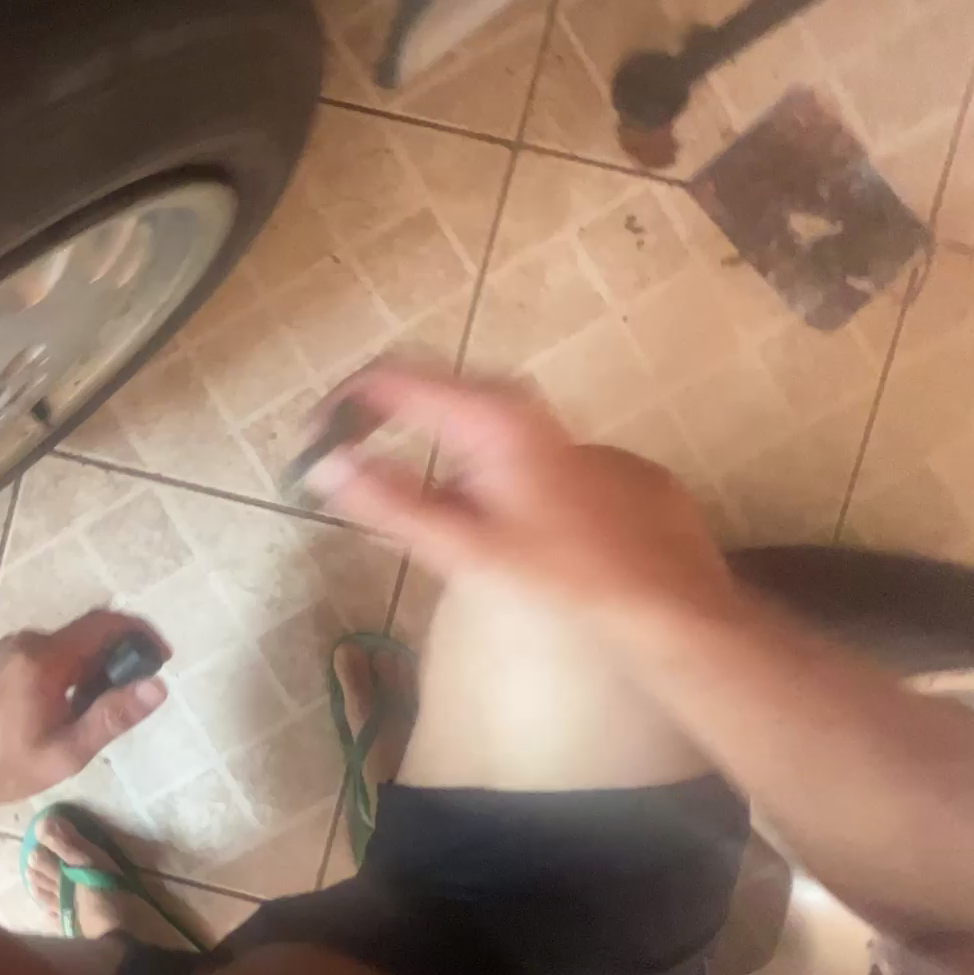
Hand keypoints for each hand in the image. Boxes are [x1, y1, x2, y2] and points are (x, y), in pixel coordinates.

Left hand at [0, 609, 169, 813]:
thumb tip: (158, 687)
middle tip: (135, 689)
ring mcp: (7, 650)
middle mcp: (26, 642)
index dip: (138, 633)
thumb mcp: (66, 751)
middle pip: (85, 633)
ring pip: (65, 644)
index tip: (162, 655)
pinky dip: (68, 668)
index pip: (104, 624)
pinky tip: (67, 705)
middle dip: (118, 654)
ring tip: (101, 706)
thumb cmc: (5, 767)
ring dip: (92, 664)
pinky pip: (44, 653)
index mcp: (44, 657)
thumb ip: (112, 716)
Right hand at [305, 359, 737, 629]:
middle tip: (335, 456)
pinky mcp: (541, 436)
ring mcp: (529, 416)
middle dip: (367, 418)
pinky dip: (435, 445)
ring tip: (373, 472)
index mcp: (487, 415)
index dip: (341, 406)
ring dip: (399, 431)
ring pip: (441, 406)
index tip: (313, 440)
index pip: (388, 380)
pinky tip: (436, 492)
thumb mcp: (463, 545)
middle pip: (413, 385)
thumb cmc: (562, 572)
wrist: (660, 595)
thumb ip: (387, 502)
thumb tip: (322, 467)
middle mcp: (508, 400)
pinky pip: (470, 424)